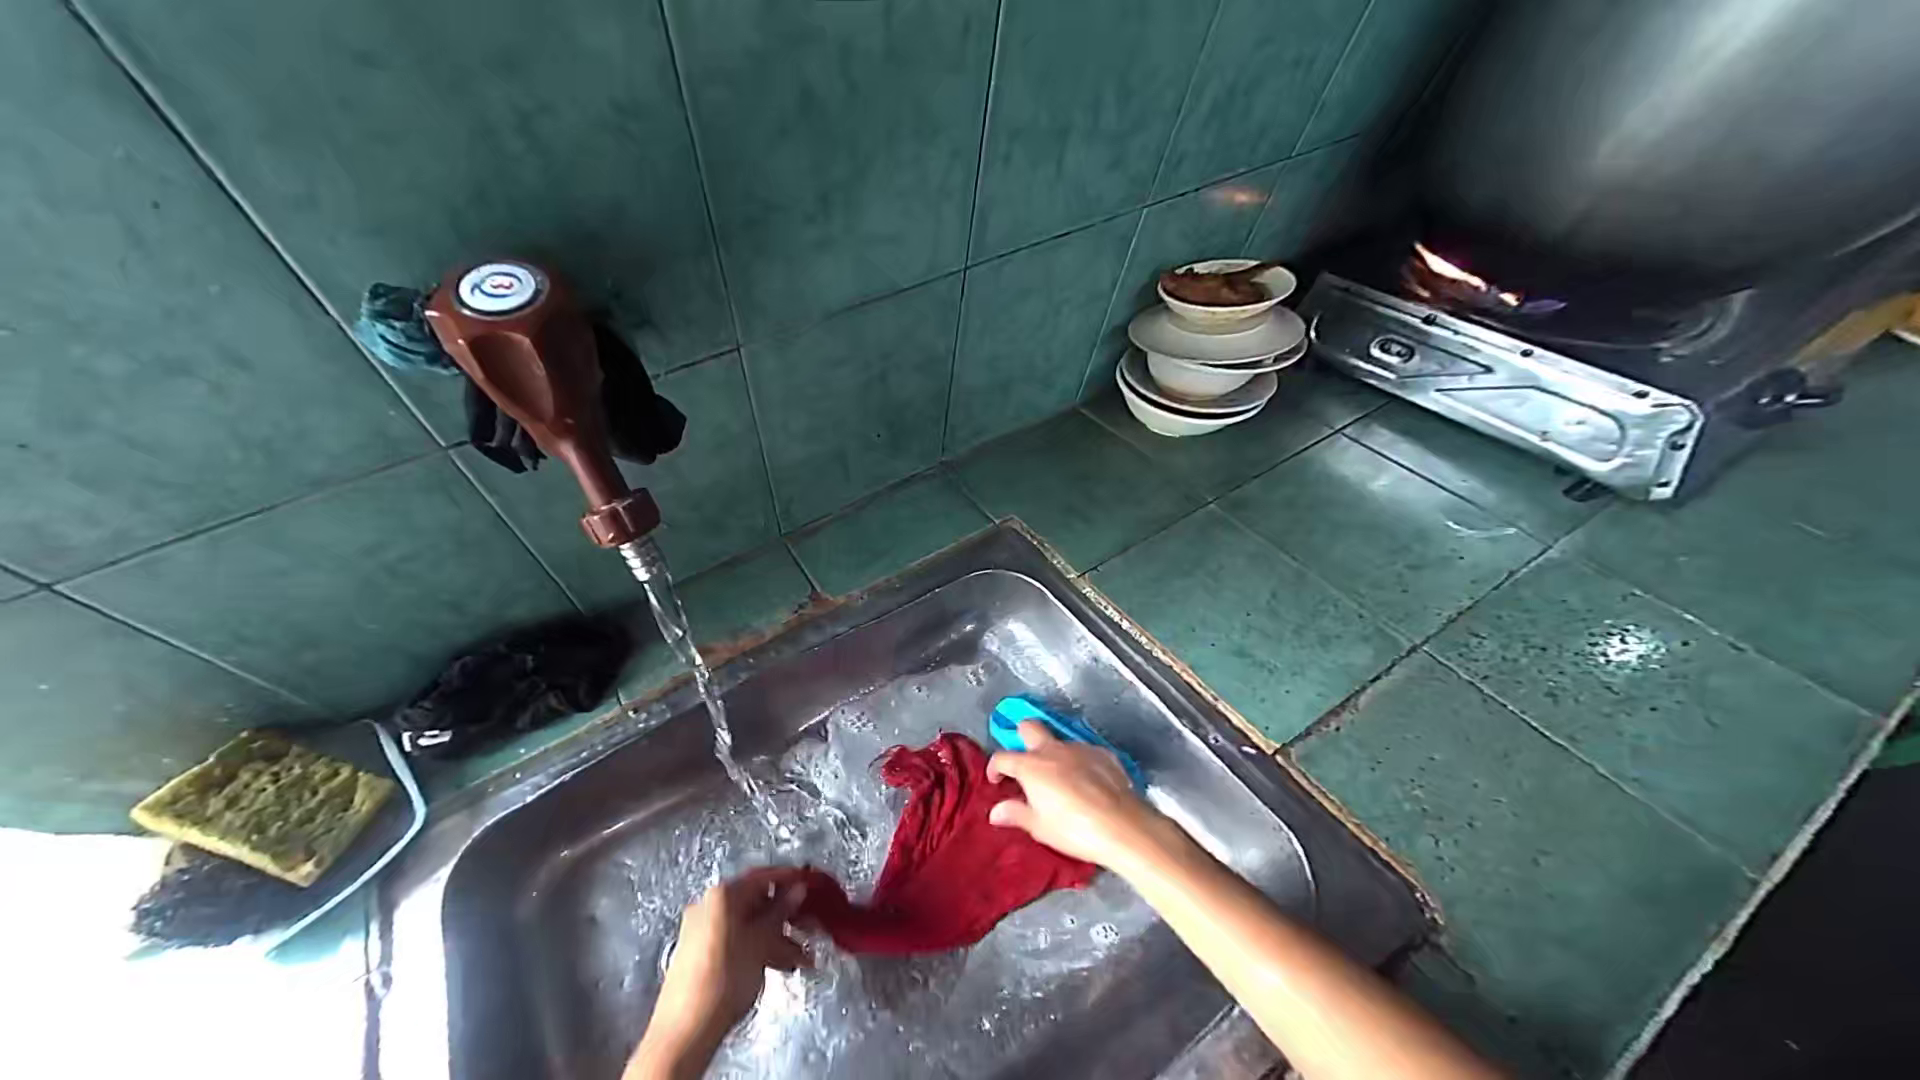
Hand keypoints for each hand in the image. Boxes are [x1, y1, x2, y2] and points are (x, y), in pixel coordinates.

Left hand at [631, 867, 809, 1077]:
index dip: (790, 879)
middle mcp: (709, 907)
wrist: (686, 1032)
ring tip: (803, 955)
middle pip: (756, 902)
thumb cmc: (724, 979)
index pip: (762, 876)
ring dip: (778, 937)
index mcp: (722, 895)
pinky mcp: (702, 955)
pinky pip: (739, 942)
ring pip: (750, 926)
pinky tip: (781, 965)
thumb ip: (781, 911)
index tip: (810, 884)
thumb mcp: (762, 941)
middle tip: (811, 923)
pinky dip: (760, 950)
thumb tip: (796, 890)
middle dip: (787, 915)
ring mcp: (703, 932)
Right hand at [985, 720, 1172, 872]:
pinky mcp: (1103, 754)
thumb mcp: (1039, 827)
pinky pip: (1084, 751)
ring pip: (1059, 740)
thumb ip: (1016, 814)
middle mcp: (1053, 750)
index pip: (1003, 757)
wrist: (1122, 826)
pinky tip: (1086, 782)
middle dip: (1022, 736)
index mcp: (1031, 766)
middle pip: (1029, 726)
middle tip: (1024, 760)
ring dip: (1053, 753)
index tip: (997, 779)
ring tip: (1058, 779)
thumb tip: (997, 811)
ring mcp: (1079, 748)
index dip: (995, 767)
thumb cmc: (1074, 829)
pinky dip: (1079, 762)